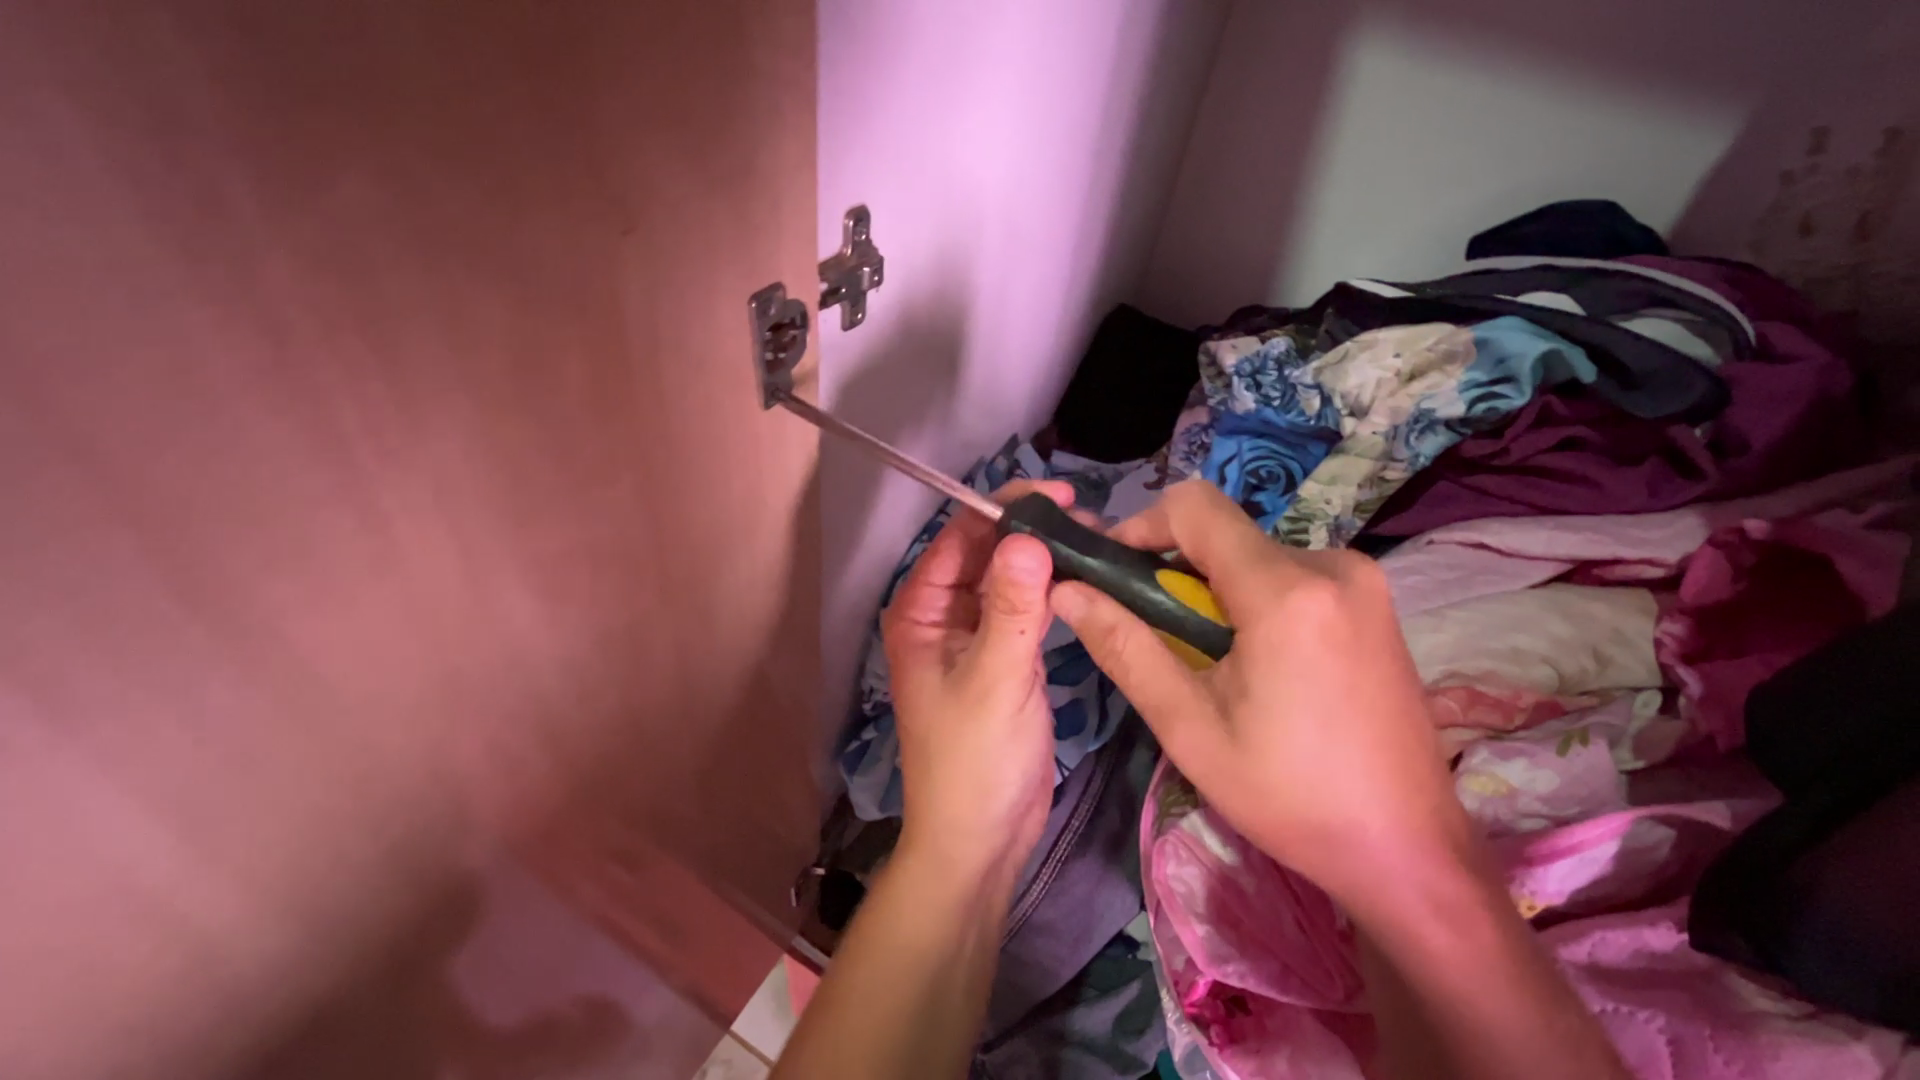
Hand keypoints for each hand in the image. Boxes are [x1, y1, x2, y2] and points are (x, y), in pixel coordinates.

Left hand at [883, 480, 1071, 881]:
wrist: (980, 839)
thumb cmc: (975, 760)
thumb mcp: (995, 678)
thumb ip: (1013, 607)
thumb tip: (1029, 535)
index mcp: (921, 612)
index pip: (960, 538)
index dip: (1006, 509)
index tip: (1061, 495)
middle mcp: (943, 617)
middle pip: (987, 554)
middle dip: (1033, 532)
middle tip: (1093, 517)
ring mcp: (976, 639)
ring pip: (1011, 581)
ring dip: (1047, 561)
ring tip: (1100, 540)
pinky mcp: (1005, 662)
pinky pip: (1027, 613)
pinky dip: (1053, 595)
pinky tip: (1089, 580)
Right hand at [1049, 480, 1475, 907]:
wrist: (1409, 848)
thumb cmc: (1290, 796)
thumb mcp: (1190, 728)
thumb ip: (1125, 648)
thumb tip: (1067, 591)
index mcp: (1286, 591)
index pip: (1194, 506)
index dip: (1140, 525)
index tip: (1115, 573)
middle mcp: (1333, 565)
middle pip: (1224, 533)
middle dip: (1176, 572)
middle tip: (1156, 637)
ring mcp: (1362, 582)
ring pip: (1256, 555)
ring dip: (1215, 591)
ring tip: (1207, 663)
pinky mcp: (1375, 603)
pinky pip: (1293, 575)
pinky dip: (1254, 601)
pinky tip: (1257, 666)